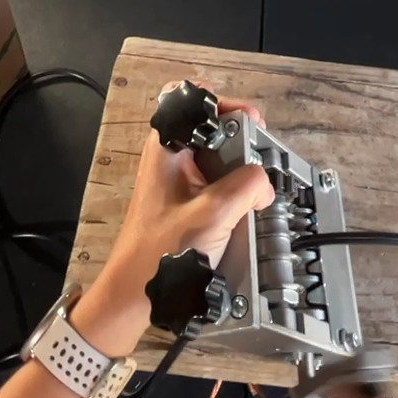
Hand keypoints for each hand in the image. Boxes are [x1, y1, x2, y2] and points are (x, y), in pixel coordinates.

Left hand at [69, 85, 273, 355]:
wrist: (132, 298)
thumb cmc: (161, 253)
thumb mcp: (212, 214)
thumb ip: (246, 187)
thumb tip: (264, 182)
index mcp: (167, 147)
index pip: (191, 100)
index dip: (222, 101)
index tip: (251, 121)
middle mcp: (171, 157)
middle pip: (210, 127)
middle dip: (241, 136)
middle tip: (262, 154)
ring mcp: (178, 180)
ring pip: (217, 156)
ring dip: (241, 166)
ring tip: (259, 185)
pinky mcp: (186, 202)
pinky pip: (217, 182)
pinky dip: (235, 188)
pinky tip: (248, 207)